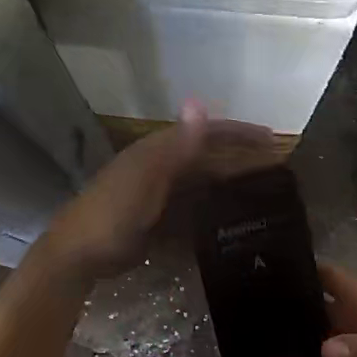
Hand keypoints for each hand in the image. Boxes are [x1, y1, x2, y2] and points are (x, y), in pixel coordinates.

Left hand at [37, 103, 275, 280]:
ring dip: (229, 187)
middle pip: (206, 159)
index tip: (273, 140)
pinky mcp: (155, 221)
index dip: (238, 133)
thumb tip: (199, 103)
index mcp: (157, 151)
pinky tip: (232, 222)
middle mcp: (159, 168)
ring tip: (265, 197)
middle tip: (279, 172)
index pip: (204, 132)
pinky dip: (210, 212)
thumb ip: (177, 146)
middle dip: (239, 161)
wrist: (77, 254)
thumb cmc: (112, 212)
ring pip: (200, 185)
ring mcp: (157, 195)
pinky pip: (190, 210)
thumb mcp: (147, 178)